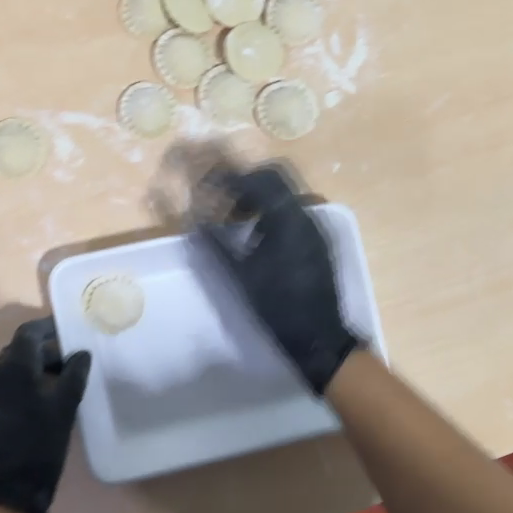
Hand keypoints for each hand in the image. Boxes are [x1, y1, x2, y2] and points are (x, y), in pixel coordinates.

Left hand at [0, 318, 89, 512]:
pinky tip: (22, 410)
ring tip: (45, 390)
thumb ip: (73, 375)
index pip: (28, 333)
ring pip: (1, 374)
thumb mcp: (64, 410)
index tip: (64, 332)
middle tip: (62, 366)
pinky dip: (8, 392)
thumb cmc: (39, 447)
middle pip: (14, 353)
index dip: (47, 329)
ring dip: (22, 375)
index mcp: (12, 367)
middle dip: (38, 354)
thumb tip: (80, 353)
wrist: (1, 495)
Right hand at [194, 163, 362, 393]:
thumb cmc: (279, 307)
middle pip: (274, 177)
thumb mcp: (240, 276)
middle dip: (245, 181)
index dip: (228, 179)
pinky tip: (255, 237)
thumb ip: (215, 244)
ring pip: (284, 194)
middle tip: (222, 198)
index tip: (206, 185)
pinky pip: (291, 212)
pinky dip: (270, 213)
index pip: (257, 180)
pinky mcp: (316, 240)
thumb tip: (193, 221)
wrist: (319, 336)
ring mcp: (313, 227)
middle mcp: (304, 215)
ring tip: (234, 219)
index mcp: (287, 220)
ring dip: (257, 197)